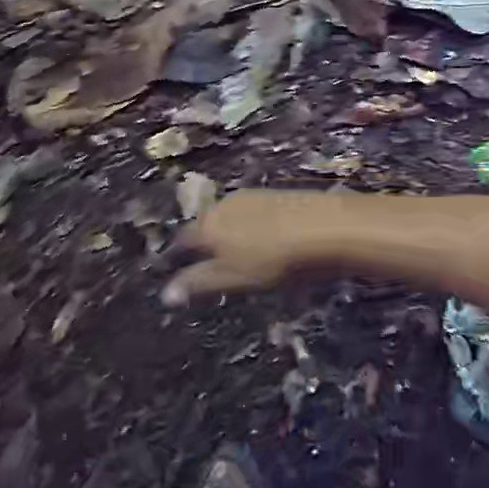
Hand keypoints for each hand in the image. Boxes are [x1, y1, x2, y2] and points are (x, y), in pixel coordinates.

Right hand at [162, 189, 329, 305]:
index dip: (178, 256)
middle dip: (207, 243)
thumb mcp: (233, 278)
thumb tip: (164, 293)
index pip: (182, 240)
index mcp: (207, 224)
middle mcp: (224, 203)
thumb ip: (198, 283)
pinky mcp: (276, 194)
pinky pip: (255, 213)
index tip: (179, 270)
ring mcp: (252, 195)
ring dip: (232, 234)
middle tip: (214, 266)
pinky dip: (254, 227)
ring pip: (231, 217)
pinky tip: (269, 240)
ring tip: (243, 255)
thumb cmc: (272, 258)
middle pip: (207, 225)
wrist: (323, 226)